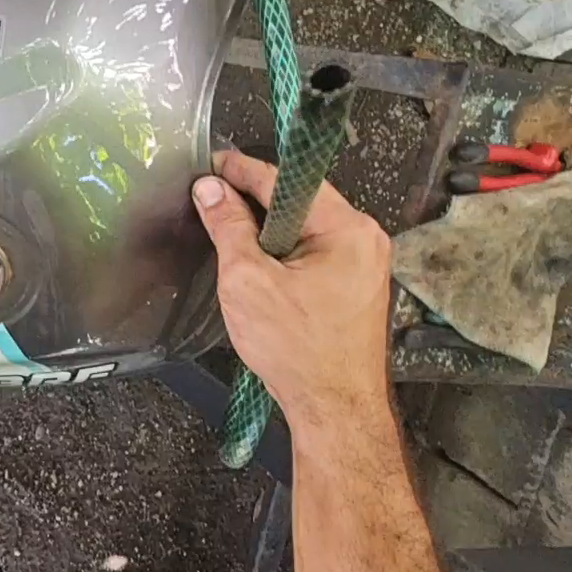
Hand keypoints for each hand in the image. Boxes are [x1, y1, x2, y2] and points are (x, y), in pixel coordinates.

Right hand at [192, 149, 393, 436]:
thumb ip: (228, 226)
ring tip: (223, 222)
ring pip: (301, 223)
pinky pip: (309, 244)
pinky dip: (278, 243)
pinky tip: (251, 254)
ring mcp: (362, 261)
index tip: (209, 163)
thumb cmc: (296, 348)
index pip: (284, 180)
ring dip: (263, 221)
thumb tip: (209, 188)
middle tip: (208, 194)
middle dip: (250, 194)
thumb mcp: (247, 279)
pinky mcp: (352, 281)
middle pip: (295, 198)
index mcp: (346, 229)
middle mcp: (363, 238)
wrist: (333, 408)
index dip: (240, 169)